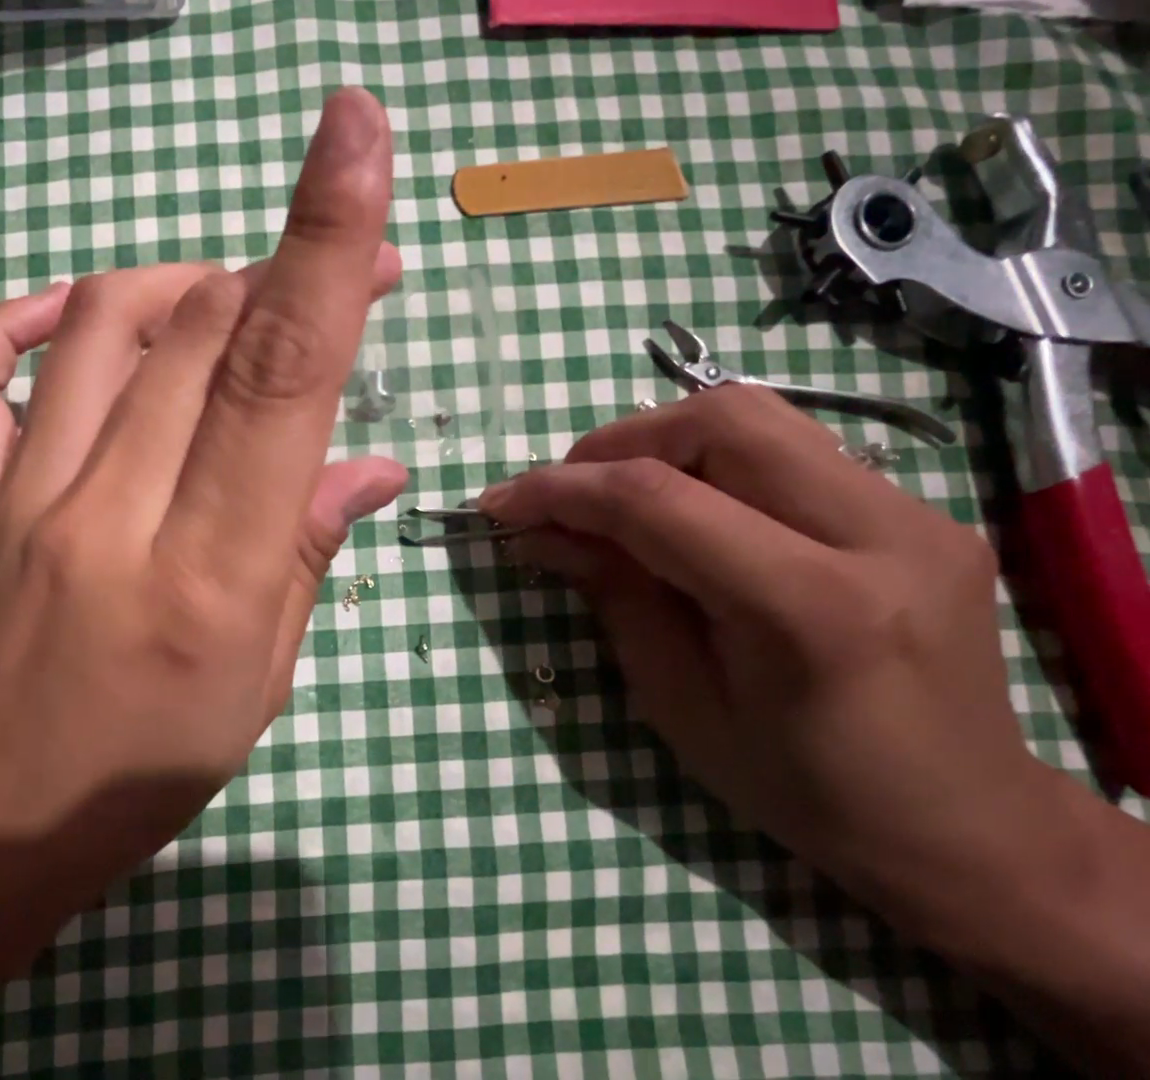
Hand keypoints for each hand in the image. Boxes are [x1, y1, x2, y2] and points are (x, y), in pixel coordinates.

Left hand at [0, 88, 407, 871]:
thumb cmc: (134, 779)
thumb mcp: (255, 688)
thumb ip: (307, 559)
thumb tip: (372, 463)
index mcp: (209, 576)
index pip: (277, 379)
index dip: (323, 250)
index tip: (357, 143)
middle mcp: (112, 514)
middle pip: (198, 329)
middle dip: (282, 260)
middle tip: (344, 257)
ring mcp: (21, 498)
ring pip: (100, 326)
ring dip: (182, 281)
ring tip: (231, 301)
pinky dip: (17, 321)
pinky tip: (72, 318)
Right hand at [478, 386, 1081, 936]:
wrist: (961, 822)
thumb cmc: (801, 789)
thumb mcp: (682, 704)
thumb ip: (616, 597)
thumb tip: (542, 530)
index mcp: (810, 607)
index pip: (659, 500)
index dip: (562, 490)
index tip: (501, 502)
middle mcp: (877, 534)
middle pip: (723, 421)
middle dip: (617, 443)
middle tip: (566, 493)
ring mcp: (914, 513)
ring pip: (763, 417)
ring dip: (664, 441)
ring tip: (615, 496)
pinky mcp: (919, 511)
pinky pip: (794, 452)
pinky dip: (715, 464)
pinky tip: (687, 514)